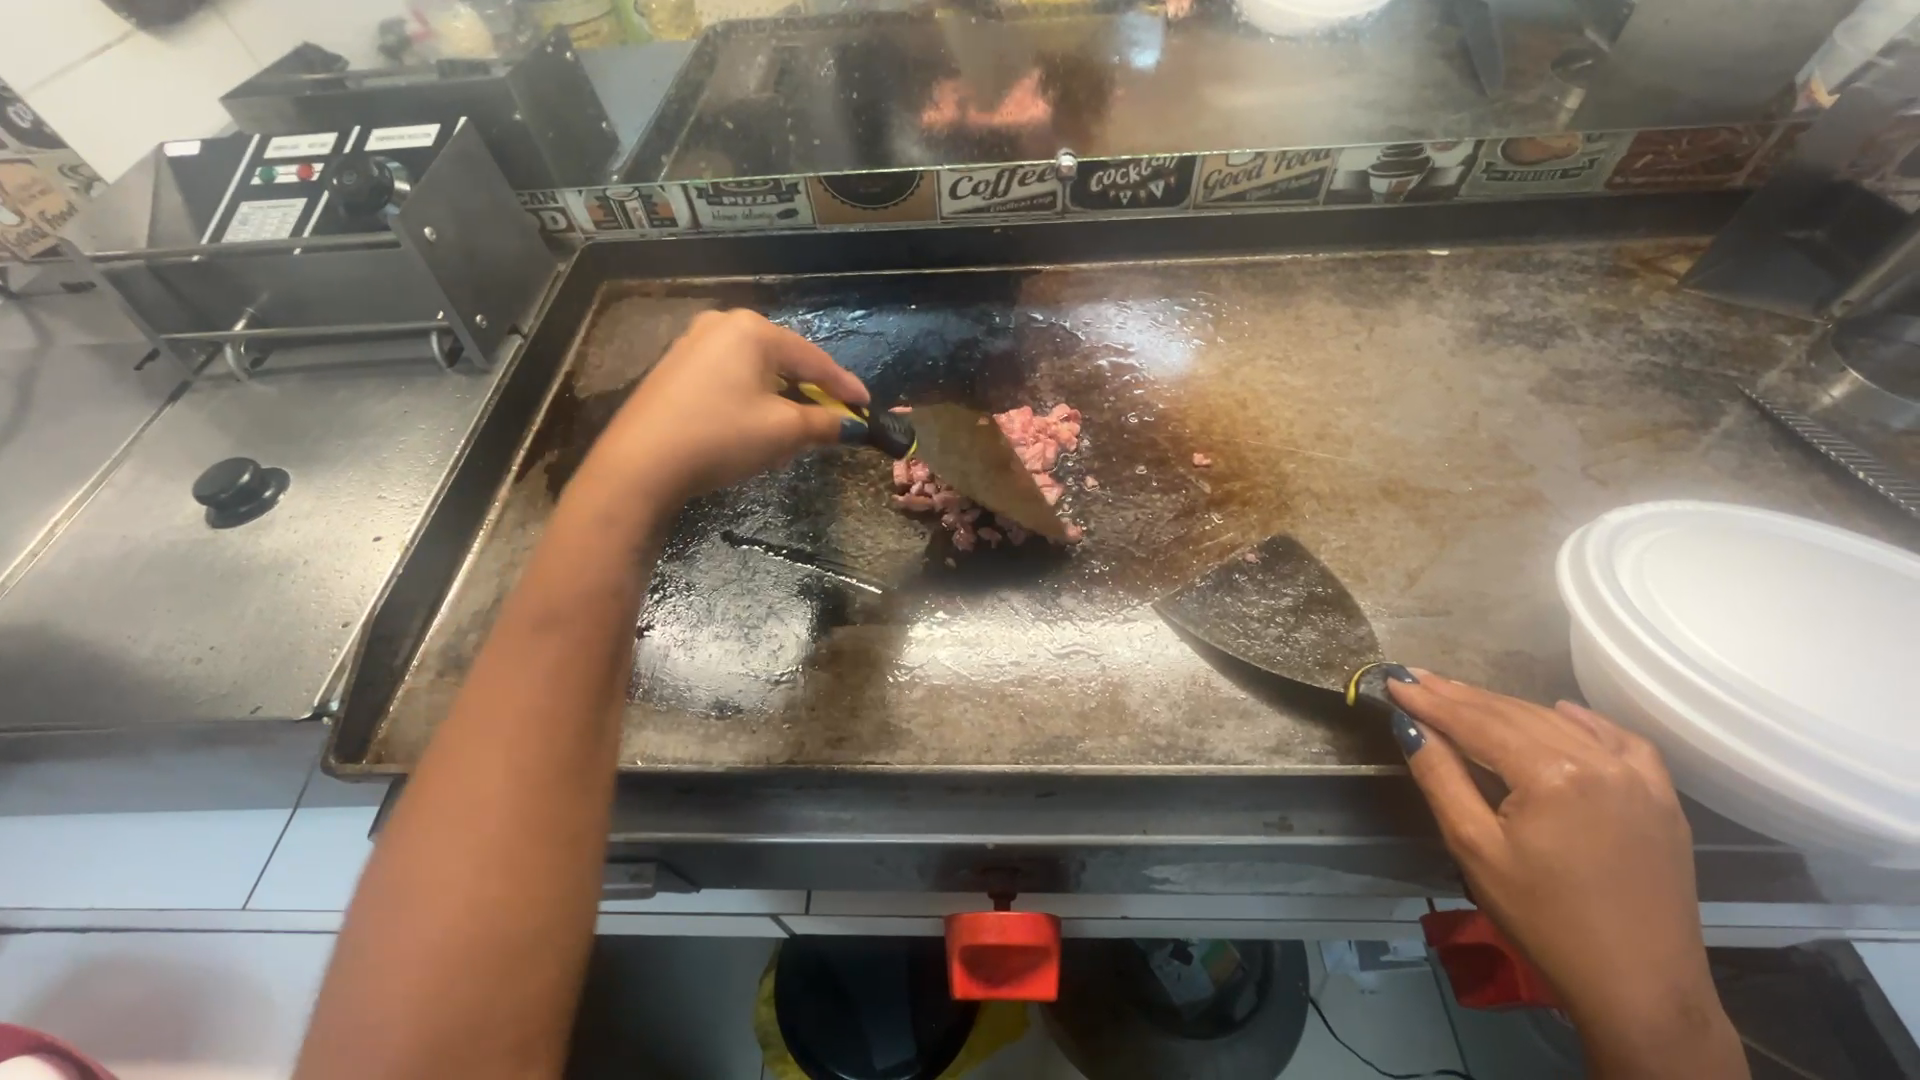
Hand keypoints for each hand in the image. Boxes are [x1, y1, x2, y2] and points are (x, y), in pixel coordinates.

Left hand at [590, 309, 868, 502]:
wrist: (640, 465)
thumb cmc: (721, 437)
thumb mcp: (784, 432)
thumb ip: (824, 423)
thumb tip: (850, 426)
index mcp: (752, 330)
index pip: (814, 360)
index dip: (844, 386)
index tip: (867, 407)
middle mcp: (721, 325)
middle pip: (784, 362)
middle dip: (809, 394)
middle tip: (832, 420)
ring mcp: (692, 345)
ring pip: (755, 373)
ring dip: (780, 401)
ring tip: (793, 432)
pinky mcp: (673, 371)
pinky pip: (728, 381)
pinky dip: (750, 402)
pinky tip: (753, 429)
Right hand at [1387, 672, 1746, 1079]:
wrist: (1640, 988)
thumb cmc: (1543, 920)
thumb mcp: (1474, 848)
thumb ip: (1440, 776)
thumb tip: (1410, 724)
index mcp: (1552, 774)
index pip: (1476, 722)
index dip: (1430, 701)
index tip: (1394, 680)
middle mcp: (1600, 761)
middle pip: (1515, 715)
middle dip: (1461, 697)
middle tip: (1417, 679)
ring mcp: (1638, 777)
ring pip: (1558, 723)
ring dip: (1507, 708)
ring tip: (1463, 696)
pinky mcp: (1661, 798)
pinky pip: (1618, 741)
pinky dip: (1580, 722)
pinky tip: (1559, 712)